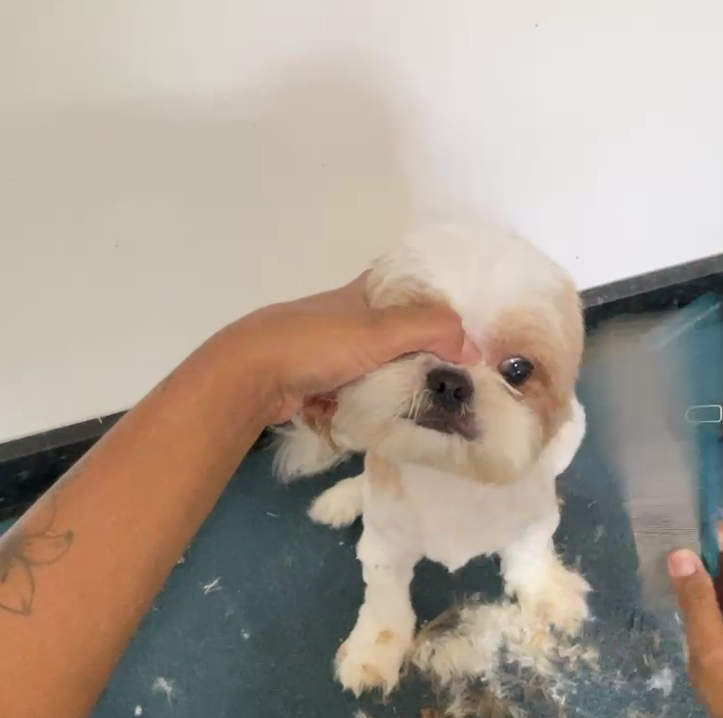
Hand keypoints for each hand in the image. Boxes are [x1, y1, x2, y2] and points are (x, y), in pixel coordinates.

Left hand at [199, 275, 478, 423]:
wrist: (251, 377)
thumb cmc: (315, 344)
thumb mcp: (379, 330)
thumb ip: (430, 330)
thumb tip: (471, 348)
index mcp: (365, 294)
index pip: (414, 291)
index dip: (441, 307)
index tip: (470, 334)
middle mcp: (352, 321)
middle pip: (403, 337)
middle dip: (428, 358)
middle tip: (460, 382)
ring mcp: (336, 356)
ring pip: (384, 371)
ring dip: (404, 388)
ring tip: (437, 407)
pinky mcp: (324, 386)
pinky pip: (363, 397)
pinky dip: (378, 407)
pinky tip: (400, 421)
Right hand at [669, 519, 722, 717]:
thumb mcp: (710, 647)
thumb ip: (695, 599)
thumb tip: (678, 554)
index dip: (713, 534)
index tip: (679, 549)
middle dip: (704, 547)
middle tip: (669, 563)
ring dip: (702, 563)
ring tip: (671, 578)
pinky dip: (705, 579)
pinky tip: (683, 594)